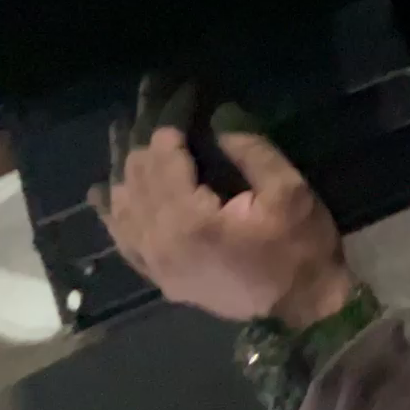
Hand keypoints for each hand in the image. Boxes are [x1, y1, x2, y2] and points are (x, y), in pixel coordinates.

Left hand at [91, 114, 352, 326]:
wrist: (302, 302)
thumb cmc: (300, 242)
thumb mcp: (290, 190)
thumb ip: (253, 154)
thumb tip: (222, 120)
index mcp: (189, 222)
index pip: (164, 169)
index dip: (167, 137)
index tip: (176, 107)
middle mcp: (159, 244)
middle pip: (138, 189)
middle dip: (143, 152)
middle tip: (151, 118)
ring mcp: (156, 265)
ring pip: (124, 215)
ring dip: (127, 178)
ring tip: (130, 146)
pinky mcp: (161, 277)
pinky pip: (125, 241)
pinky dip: (113, 215)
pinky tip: (107, 197)